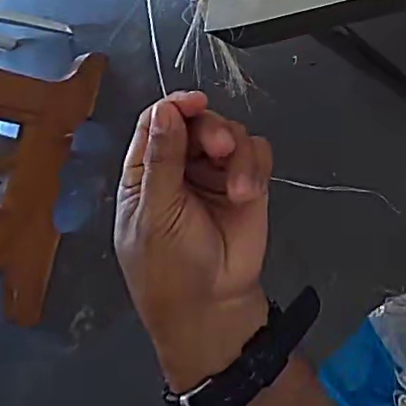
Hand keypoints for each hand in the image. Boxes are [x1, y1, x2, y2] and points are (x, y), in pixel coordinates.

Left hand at [116, 91, 273, 390]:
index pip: (158, 123)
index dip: (175, 108)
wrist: (213, 303)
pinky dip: (256, 166)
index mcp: (147, 171)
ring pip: (234, 133)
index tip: (195, 103)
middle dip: (212, 130)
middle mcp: (182, 165)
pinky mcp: (250, 180)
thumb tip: (166, 110)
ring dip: (238, 155)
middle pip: (200, 122)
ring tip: (238, 187)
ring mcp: (218, 172)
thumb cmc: (168, 266)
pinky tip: (248, 192)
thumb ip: (164, 159)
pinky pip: (258, 152)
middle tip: (220, 147)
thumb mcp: (156, 213)